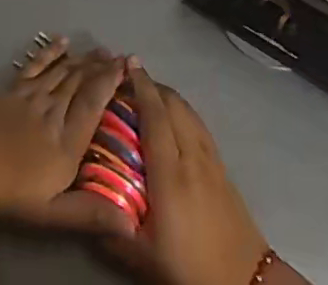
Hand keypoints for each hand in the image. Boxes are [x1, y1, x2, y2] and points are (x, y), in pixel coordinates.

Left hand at [0, 36, 126, 222]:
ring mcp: (34, 95)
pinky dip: (52, 52)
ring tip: (100, 51)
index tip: (127, 66)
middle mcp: (55, 110)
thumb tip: (131, 226)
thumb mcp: (53, 212)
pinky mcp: (14, 88)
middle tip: (118, 56)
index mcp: (69, 139)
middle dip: (102, 66)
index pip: (96, 100)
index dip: (112, 80)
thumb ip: (90, 213)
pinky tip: (64, 42)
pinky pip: (37, 64)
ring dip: (84, 59)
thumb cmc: (12, 194)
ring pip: (65, 70)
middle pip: (82, 80)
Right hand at [102, 61, 273, 284]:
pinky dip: (183, 109)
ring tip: (149, 89)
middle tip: (131, 74)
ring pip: (189, 111)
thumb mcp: (142, 256)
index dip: (142, 87)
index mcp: (170, 173)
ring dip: (169, 95)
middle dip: (153, 85)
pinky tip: (175, 116)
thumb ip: (112, 228)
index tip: (128, 65)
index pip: (155, 117)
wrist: (244, 279)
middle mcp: (192, 156)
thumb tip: (83, 206)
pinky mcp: (222, 166)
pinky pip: (199, 124)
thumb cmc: (189, 266)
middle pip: (174, 105)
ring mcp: (211, 158)